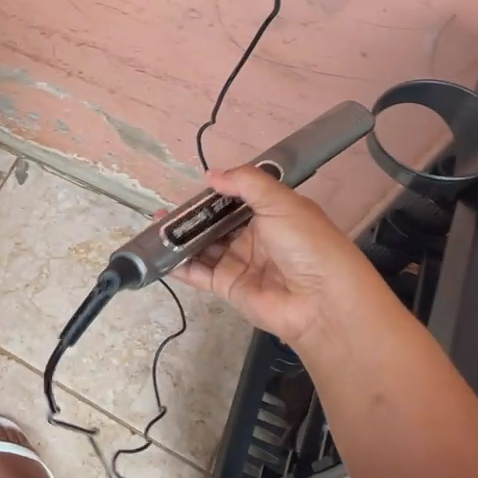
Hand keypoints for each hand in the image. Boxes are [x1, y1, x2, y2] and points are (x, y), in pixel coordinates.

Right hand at [166, 165, 389, 350]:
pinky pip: (198, 273)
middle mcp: (254, 237)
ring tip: (155, 228)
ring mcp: (239, 263)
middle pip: (216, 224)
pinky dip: (179, 265)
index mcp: (272, 214)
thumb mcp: (281, 202)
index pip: (237, 199)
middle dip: (191, 217)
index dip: (215, 193)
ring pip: (203, 246)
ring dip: (180, 238)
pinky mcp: (227, 286)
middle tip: (164, 210)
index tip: (193, 187)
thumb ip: (245, 182)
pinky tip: (159, 254)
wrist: (322, 302)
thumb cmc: (306, 244)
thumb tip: (210, 175)